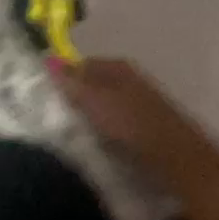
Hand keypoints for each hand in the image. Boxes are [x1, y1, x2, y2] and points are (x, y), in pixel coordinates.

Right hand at [50, 57, 218, 195]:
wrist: (178, 159)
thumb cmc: (133, 126)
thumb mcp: (96, 101)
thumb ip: (71, 82)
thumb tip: (46, 60)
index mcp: (117, 67)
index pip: (78, 65)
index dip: (59, 80)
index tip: (41, 100)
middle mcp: (129, 79)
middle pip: (90, 86)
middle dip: (72, 100)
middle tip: (50, 122)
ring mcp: (138, 104)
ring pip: (101, 106)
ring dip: (86, 120)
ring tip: (68, 137)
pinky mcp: (143, 128)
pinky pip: (112, 124)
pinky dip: (101, 133)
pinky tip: (93, 147)